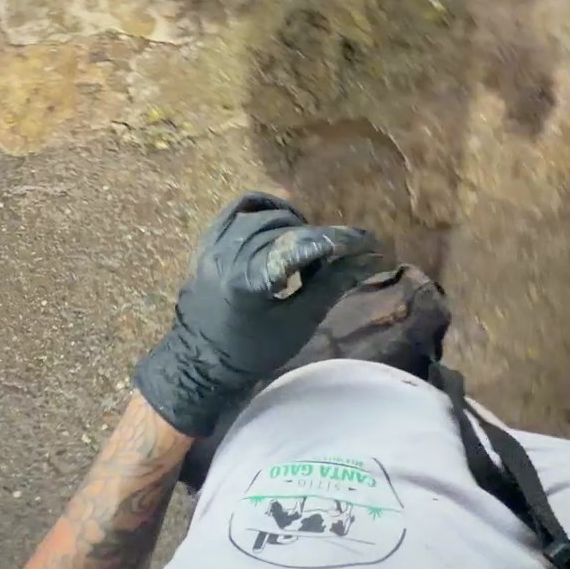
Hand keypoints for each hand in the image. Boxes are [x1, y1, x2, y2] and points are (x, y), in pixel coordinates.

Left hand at [133, 192, 380, 436]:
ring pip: (265, 214)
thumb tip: (369, 259)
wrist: (199, 361)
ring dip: (294, 225)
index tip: (369, 241)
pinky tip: (281, 222)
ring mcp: (214, 243)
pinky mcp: (208, 239)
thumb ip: (332, 285)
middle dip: (317, 238)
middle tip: (333, 260)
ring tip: (305, 250)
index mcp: (251, 279)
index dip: (340, 239)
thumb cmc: (253, 351)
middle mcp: (229, 253)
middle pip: (286, 228)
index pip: (303, 244)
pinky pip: (239, 207)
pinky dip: (264, 207)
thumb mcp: (298, 324)